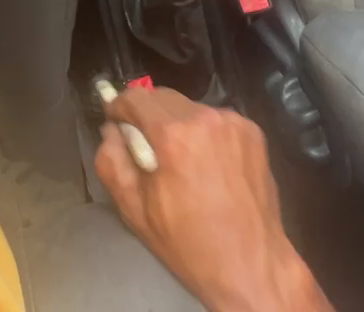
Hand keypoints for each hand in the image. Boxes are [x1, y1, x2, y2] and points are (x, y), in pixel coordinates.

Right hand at [96, 86, 331, 311]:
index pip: (136, 97)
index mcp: (175, 135)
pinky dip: (204, 133)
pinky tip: (208, 164)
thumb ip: (112, 162)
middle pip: (163, 97)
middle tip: (144, 145)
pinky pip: (215, 120)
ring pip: (190, 107)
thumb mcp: (135, 211)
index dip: (119, 106)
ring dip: (177, 123)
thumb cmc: (188, 244)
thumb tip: (111, 130)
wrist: (252, 265)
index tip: (114, 120)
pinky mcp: (252, 131)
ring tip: (179, 159)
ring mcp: (233, 122)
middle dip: (147, 114)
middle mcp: (206, 117)